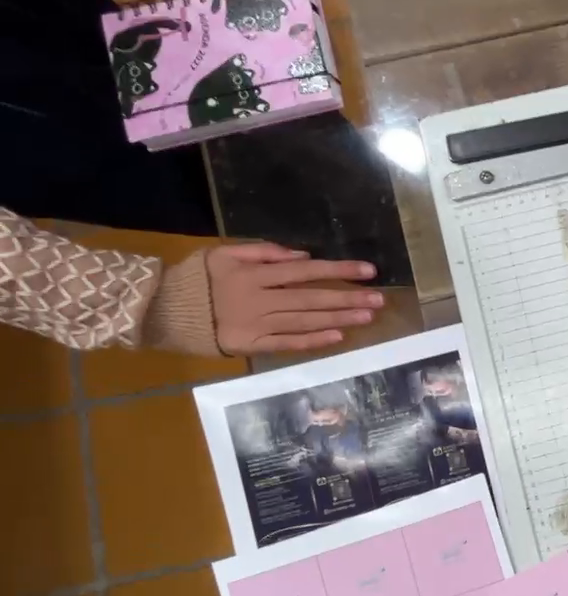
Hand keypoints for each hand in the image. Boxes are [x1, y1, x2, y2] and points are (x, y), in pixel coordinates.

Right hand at [207, 243, 383, 353]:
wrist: (158, 308)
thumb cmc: (198, 278)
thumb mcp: (223, 254)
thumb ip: (263, 251)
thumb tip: (303, 255)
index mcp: (252, 274)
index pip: (304, 271)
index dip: (338, 269)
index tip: (370, 270)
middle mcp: (257, 298)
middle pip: (310, 298)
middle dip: (348, 298)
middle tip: (380, 299)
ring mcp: (255, 323)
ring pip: (304, 320)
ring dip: (339, 318)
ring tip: (368, 316)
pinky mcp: (250, 344)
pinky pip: (287, 342)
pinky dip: (313, 340)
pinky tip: (339, 337)